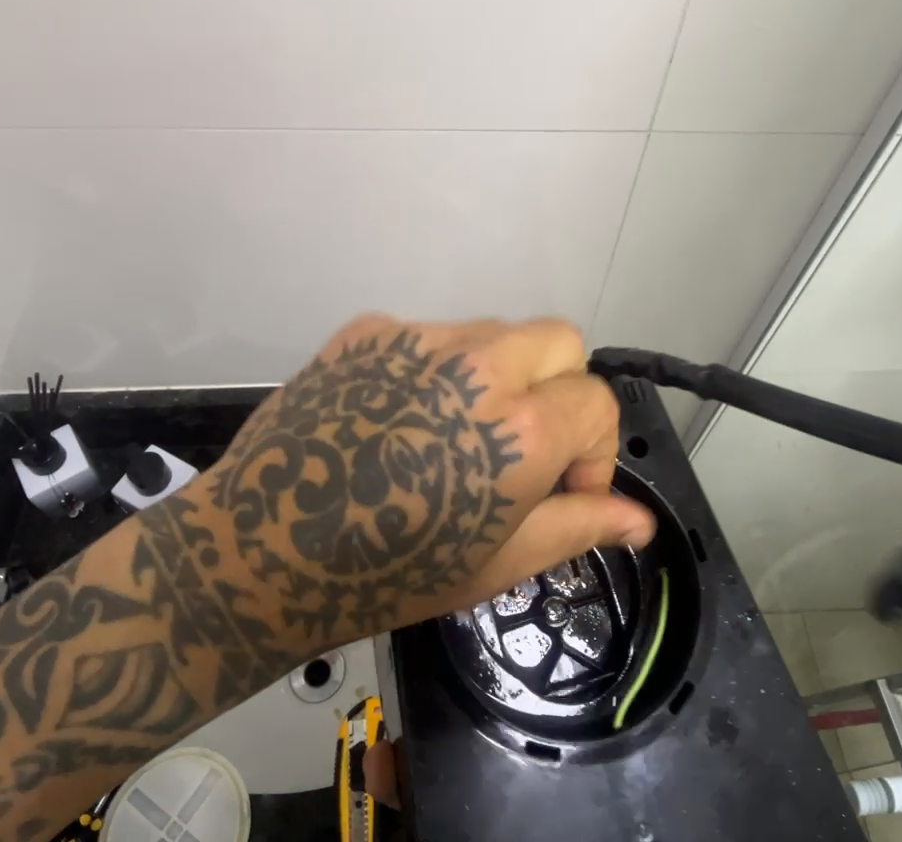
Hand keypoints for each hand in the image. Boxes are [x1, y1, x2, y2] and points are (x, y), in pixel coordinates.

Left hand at [193, 314, 655, 656]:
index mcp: (520, 427)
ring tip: (456, 436)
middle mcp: (476, 362)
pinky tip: (401, 420)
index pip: (598, 402)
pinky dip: (439, 370)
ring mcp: (417, 338)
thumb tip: (641, 520)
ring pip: (495, 333)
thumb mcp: (499, 561)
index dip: (595, 451)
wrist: (260, 550)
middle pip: (559, 340)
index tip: (564, 489)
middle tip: (522, 449)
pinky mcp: (367, 330)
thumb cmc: (389, 572)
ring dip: (500, 377)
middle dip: (559, 390)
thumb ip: (579, 525)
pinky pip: (432, 336)